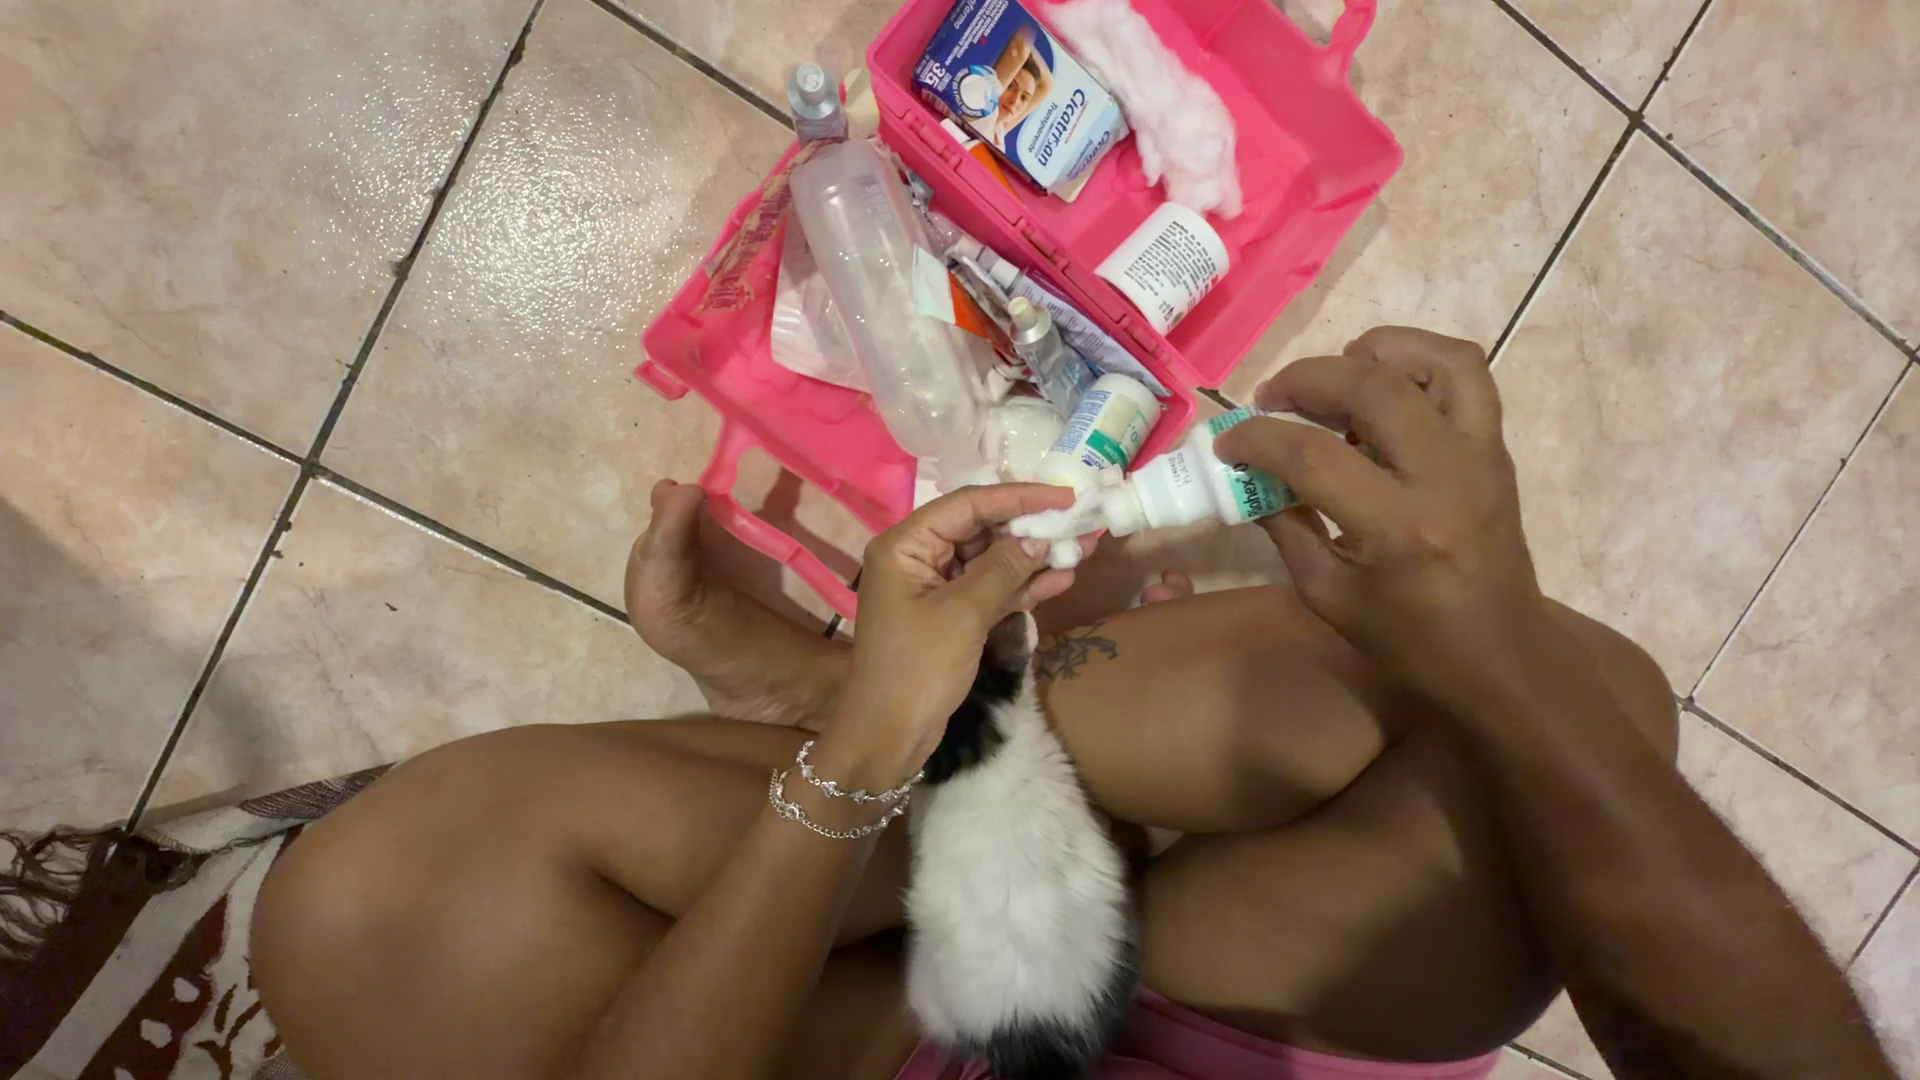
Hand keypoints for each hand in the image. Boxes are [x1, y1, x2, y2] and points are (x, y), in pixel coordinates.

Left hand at [820, 484, 1079, 782]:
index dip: (1018, 497)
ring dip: (1033, 556)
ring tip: (1083, 546)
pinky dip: (1022, 586)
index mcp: (906, 544)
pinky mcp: (950, 614)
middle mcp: (918, 557)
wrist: (888, 735)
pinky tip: (1062, 579)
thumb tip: (1039, 538)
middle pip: (980, 528)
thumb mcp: (964, 614)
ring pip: (990, 559)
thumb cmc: (917, 668)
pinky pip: (990, 589)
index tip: (1064, 495)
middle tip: (1079, 520)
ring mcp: (935, 587)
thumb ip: (1003, 569)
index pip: (968, 505)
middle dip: (1030, 526)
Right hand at [1214, 327, 1545, 703]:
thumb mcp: (1325, 593)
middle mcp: (1446, 477)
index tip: (1226, 443)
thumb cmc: (1406, 639)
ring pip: (1439, 361)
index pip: (1313, 456)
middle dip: (1307, 379)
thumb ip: (1284, 527)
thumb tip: (1249, 478)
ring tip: (1335, 371)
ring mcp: (1481, 456)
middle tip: (1271, 398)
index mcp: (1398, 527)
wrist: (1500, 657)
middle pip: (1374, 387)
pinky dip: (1418, 362)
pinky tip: (1379, 384)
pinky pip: (1466, 378)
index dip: (1257, 439)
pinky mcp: (1495, 450)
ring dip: (1378, 350)